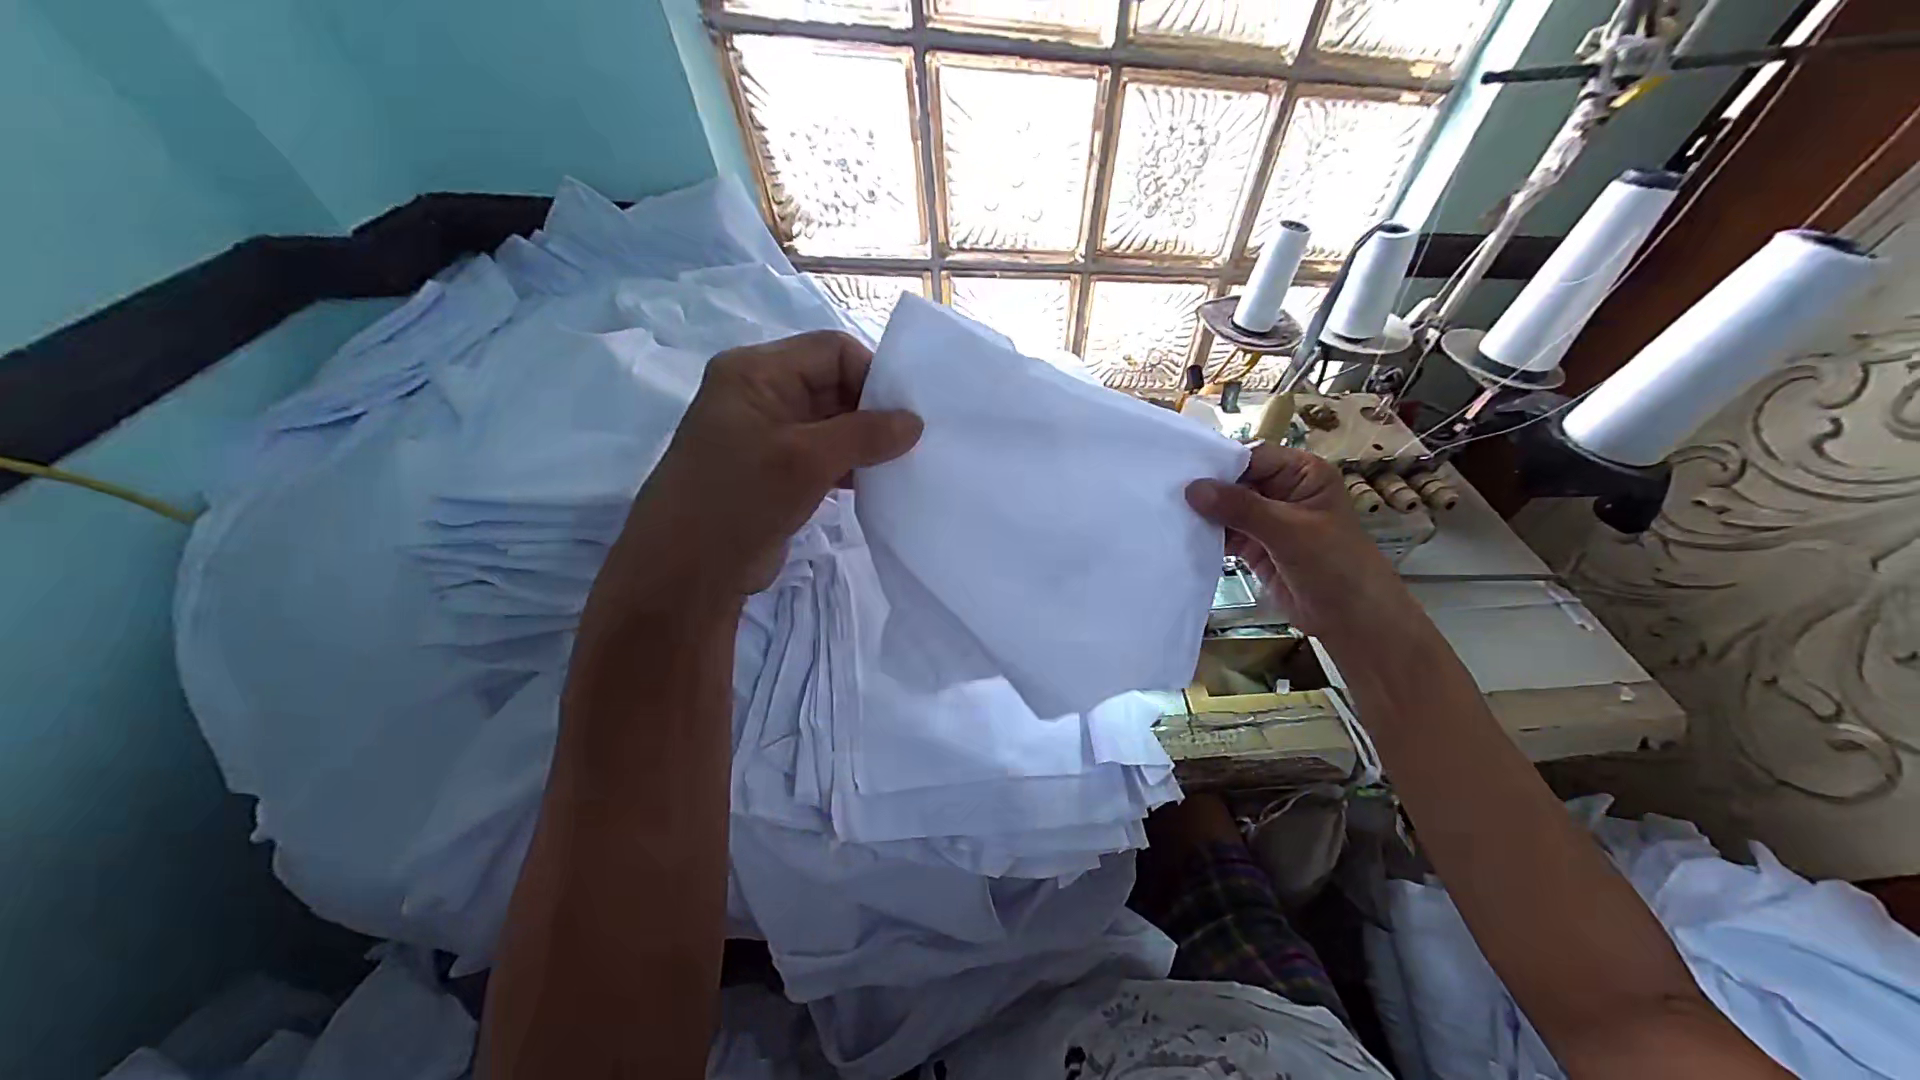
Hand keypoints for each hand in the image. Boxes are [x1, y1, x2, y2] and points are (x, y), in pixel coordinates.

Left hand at [606, 331, 922, 600]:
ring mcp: (766, 434)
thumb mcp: (807, 459)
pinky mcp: (774, 470)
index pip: (831, 351)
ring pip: (830, 422)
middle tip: (909, 443)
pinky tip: (873, 484)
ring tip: (895, 465)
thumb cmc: (740, 499)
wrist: (685, 572)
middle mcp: (760, 393)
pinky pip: (822, 454)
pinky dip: (848, 464)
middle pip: (832, 384)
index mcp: (756, 371)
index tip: (904, 415)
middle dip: (871, 411)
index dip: (871, 376)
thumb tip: (915, 422)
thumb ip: (865, 434)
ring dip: (863, 442)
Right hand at [1184, 444, 1415, 640]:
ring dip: (1202, 514)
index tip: (1181, 472)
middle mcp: (1282, 491)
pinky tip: (1180, 536)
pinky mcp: (1254, 545)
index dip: (1219, 463)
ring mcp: (1267, 519)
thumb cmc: (1335, 566)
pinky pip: (1223, 533)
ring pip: (1225, 508)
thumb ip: (1241, 508)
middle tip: (1164, 492)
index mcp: (1302, 473)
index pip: (1253, 456)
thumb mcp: (1289, 531)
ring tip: (1166, 514)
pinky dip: (1206, 536)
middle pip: (1234, 480)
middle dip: (1205, 489)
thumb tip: (1193, 489)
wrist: (1351, 619)